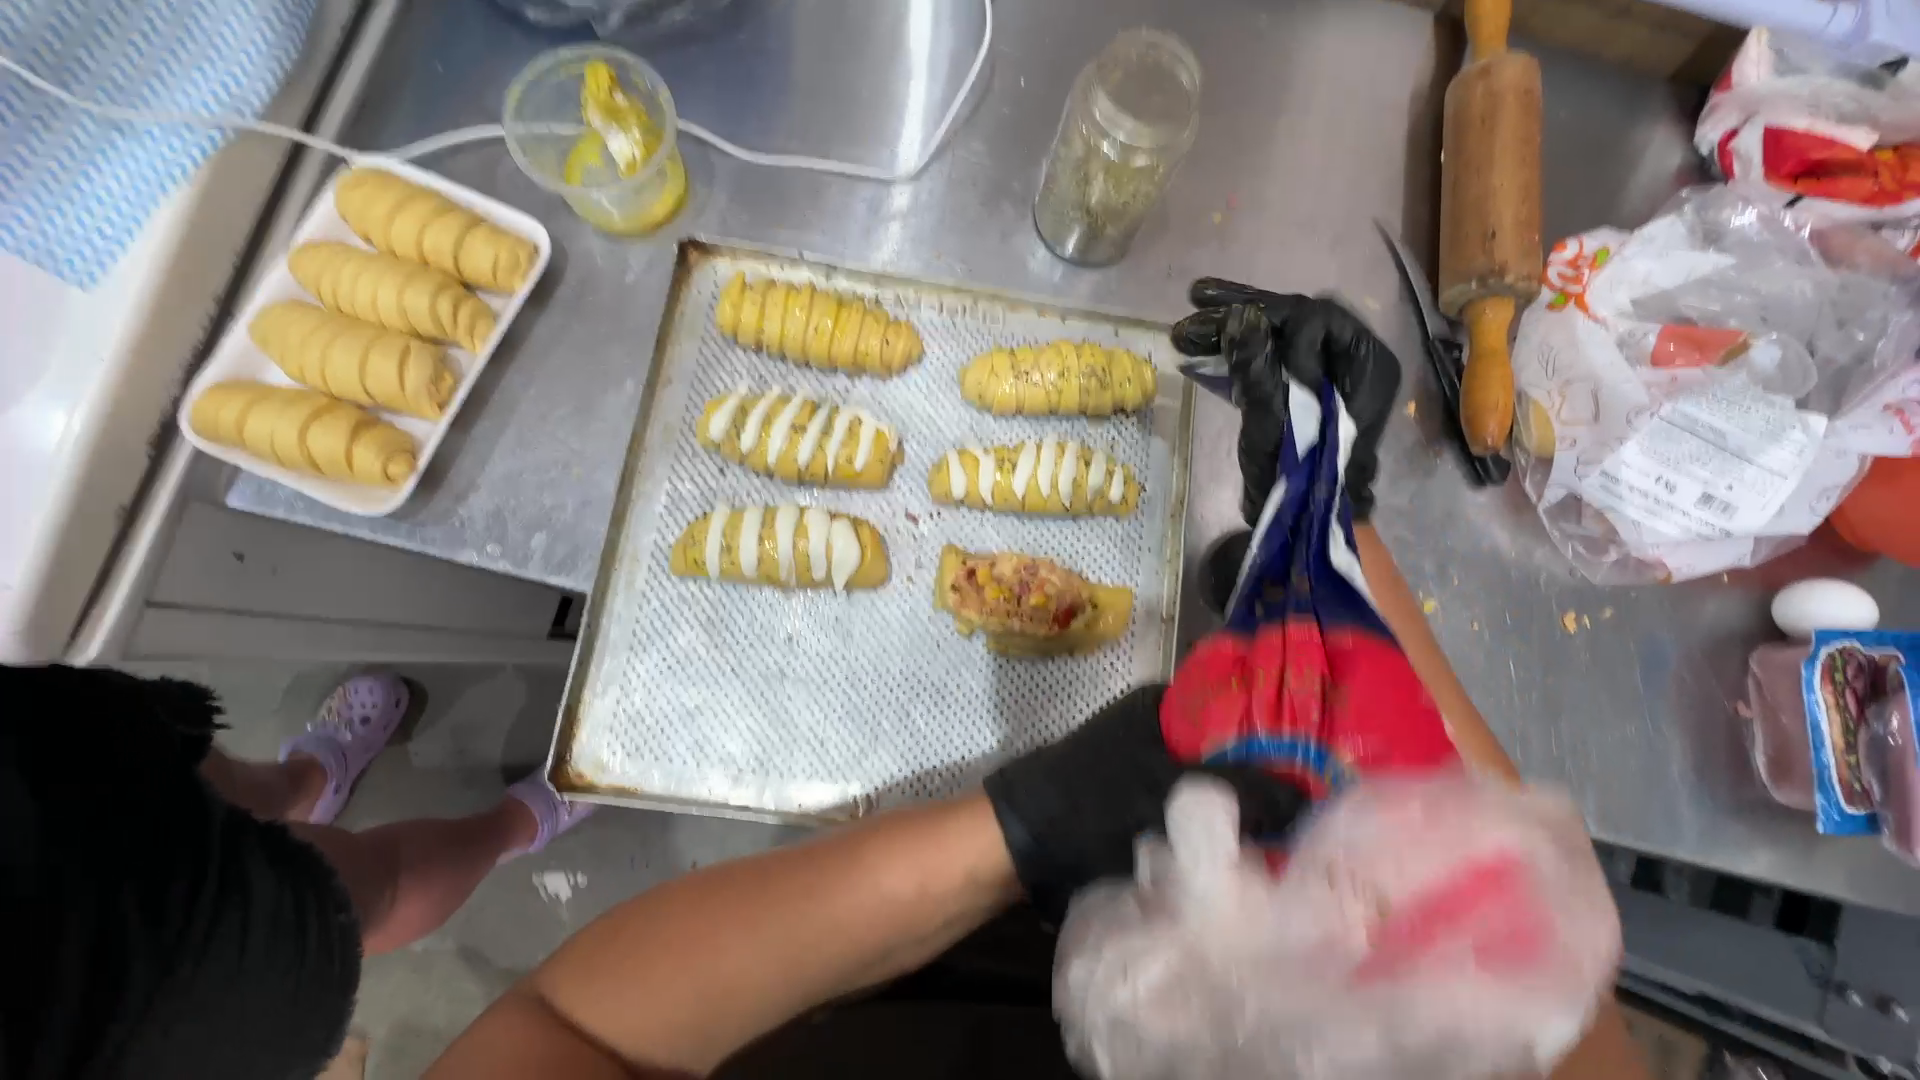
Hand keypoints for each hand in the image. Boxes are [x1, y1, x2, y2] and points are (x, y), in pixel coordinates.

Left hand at [983, 684, 1307, 919]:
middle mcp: (1157, 729)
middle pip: (1232, 751)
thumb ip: (1245, 790)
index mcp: (1162, 705)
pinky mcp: (1138, 807)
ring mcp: (1146, 769)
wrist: (1021, 849)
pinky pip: (1192, 815)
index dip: (1285, 735)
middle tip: (1319, 816)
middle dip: (1269, 782)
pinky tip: (1249, 858)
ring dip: (1243, 813)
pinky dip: (1215, 832)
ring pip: (1213, 787)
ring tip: (1295, 841)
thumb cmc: (1094, 803)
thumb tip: (1316, 793)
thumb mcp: (1173, 792)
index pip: (1241, 705)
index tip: (1328, 769)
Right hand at [1170, 278, 1401, 521]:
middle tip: (1194, 300)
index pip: (1312, 318)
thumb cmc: (1298, 480)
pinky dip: (1243, 349)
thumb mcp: (1274, 425)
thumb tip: (1239, 318)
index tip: (1211, 316)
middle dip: (1243, 311)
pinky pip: (1277, 356)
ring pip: (1283, 335)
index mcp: (1365, 364)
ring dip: (1237, 326)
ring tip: (1189, 322)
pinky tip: (1207, 346)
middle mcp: (1355, 360)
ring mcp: (1333, 374)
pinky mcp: (1309, 389)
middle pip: (1296, 319)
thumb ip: (1258, 370)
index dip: (1261, 313)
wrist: (1305, 525)